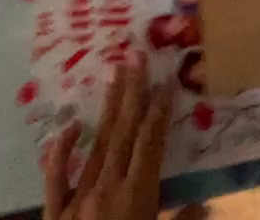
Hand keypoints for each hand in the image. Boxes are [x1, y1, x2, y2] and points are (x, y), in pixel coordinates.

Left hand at [45, 52, 177, 219]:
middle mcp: (106, 188)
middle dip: (133, 91)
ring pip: (97, 144)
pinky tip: (72, 125)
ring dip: (108, 108)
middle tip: (136, 55)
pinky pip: (56, 176)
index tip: (168, 79)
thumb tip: (205, 202)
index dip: (160, 109)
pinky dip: (63, 149)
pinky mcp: (54, 213)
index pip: (150, 141)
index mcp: (135, 195)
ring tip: (115, 74)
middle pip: (123, 131)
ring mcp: (77, 199)